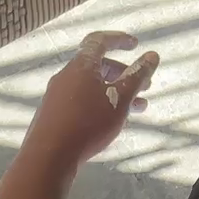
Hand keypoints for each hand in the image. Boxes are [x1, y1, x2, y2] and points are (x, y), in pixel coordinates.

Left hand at [20, 31, 157, 175]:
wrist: (46, 160)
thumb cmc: (88, 123)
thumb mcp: (120, 98)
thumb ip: (138, 75)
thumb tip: (152, 55)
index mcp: (80, 67)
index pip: (99, 41)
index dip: (119, 39)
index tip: (136, 45)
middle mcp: (66, 77)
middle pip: (98, 65)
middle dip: (124, 73)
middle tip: (144, 86)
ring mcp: (57, 97)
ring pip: (92, 86)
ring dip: (116, 92)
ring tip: (137, 109)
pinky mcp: (53, 115)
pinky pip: (82, 100)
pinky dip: (101, 103)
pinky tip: (113, 121)